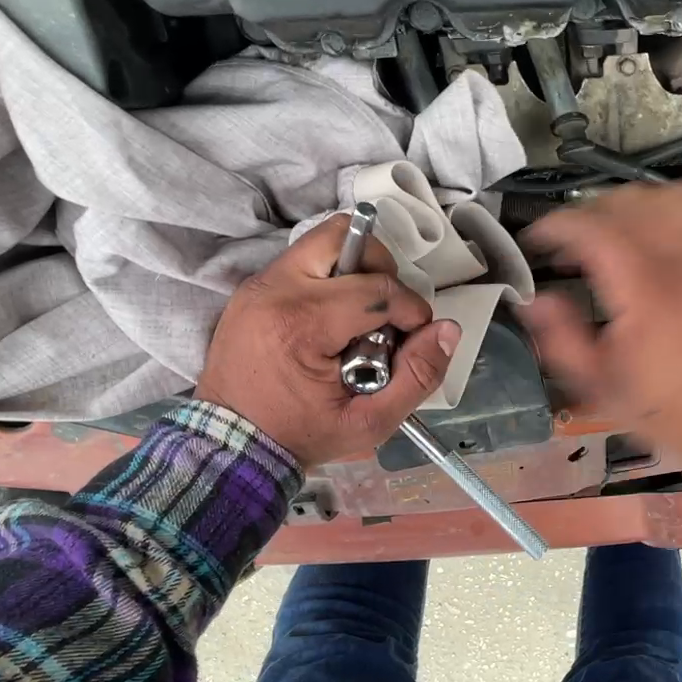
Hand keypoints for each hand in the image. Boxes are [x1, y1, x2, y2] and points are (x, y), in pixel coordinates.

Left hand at [195, 214, 460, 466]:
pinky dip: (331, 280)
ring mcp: (259, 285)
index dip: (411, 309)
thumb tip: (448, 330)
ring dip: (356, 270)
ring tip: (361, 314)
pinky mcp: (253, 289)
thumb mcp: (372, 423)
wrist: (233, 445)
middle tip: (386, 310)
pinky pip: (305, 262)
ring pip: (323, 241)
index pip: (377, 288)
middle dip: (380, 269)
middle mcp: (274, 291)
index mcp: (300, 325)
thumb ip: (418, 376)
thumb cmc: (303, 435)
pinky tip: (336, 320)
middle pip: (344, 235)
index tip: (415, 336)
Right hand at [520, 182, 681, 481]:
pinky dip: (670, 209)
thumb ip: (561, 339)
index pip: (594, 230)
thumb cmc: (674, 415)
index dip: (556, 225)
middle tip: (571, 245)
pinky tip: (655, 234)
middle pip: (627, 204)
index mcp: (648, 297)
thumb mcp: (604, 389)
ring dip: (629, 205)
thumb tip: (534, 300)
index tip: (539, 239)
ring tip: (612, 233)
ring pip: (666, 196)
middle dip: (588, 214)